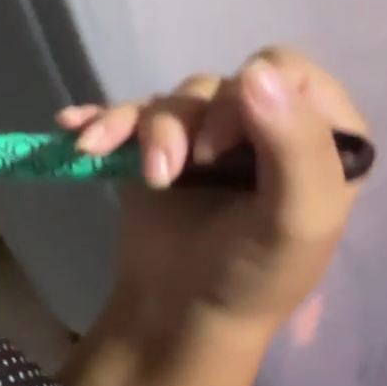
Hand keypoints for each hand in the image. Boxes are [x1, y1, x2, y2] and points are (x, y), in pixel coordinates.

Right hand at [59, 47, 369, 339]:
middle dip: (180, 124)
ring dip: (132, 130)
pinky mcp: (147, 153)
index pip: (284, 73)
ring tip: (109, 161)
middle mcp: (257, 130)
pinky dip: (96, 119)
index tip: (220, 149)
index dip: (246, 99)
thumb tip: (252, 73)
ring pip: (165, 102)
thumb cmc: (251, 274)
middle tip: (169, 173)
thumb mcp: (297, 218)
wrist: (177, 311)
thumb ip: (293, 145)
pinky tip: (71, 126)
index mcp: (315, 137)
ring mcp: (197, 140)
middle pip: (214, 85)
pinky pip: (121, 117)